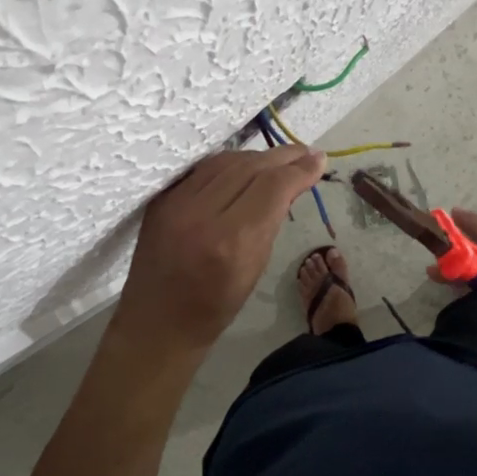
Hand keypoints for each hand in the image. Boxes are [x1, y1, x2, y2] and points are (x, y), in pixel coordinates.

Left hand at [113, 145, 327, 354]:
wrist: (157, 322)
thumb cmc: (215, 307)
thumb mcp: (254, 268)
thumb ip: (270, 222)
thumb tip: (291, 183)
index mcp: (232, 241)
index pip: (273, 187)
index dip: (300, 170)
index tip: (319, 162)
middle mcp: (202, 214)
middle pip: (250, 166)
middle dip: (283, 156)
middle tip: (305, 153)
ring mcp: (176, 204)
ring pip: (225, 161)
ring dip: (256, 156)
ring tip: (278, 158)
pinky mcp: (162, 200)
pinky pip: (202, 170)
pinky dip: (228, 164)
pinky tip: (244, 165)